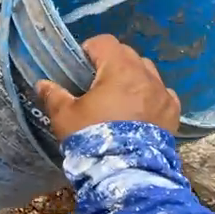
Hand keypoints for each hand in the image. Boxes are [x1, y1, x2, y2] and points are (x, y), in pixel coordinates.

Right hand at [34, 34, 181, 138]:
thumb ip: (54, 96)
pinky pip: (162, 94)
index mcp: (119, 69)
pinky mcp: (173, 113)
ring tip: (118, 98)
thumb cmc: (93, 137)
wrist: (125, 171)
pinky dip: (150, 97)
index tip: (79, 65)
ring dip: (132, 78)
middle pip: (127, 55)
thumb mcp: (65, 116)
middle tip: (95, 84)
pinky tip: (139, 112)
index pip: (104, 42)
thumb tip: (42, 84)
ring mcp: (163, 94)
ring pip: (147, 73)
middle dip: (110, 63)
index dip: (89, 49)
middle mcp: (146, 76)